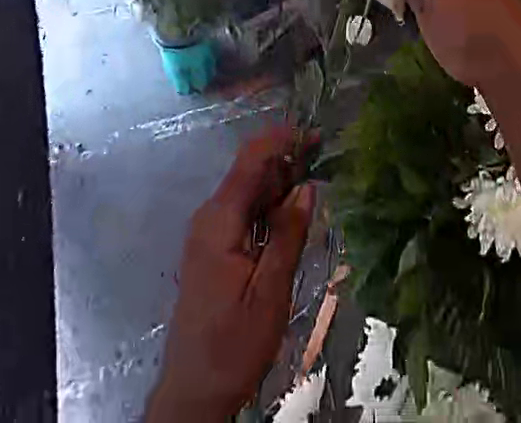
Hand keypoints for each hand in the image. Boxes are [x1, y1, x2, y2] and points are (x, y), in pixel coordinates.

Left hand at [146, 128, 315, 421]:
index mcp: (219, 221)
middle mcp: (211, 217)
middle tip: (326, 148)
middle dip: (286, 154)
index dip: (281, 139)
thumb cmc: (233, 345)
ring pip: (250, 189)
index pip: (250, 161)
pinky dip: (272, 201)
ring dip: (282, 176)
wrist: (194, 391)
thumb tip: (307, 186)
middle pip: (250, 171)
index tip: (314, 130)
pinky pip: (246, 210)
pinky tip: (296, 202)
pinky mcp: (217, 247)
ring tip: (319, 167)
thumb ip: (288, 235)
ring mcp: (211, 232)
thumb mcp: (270, 292)